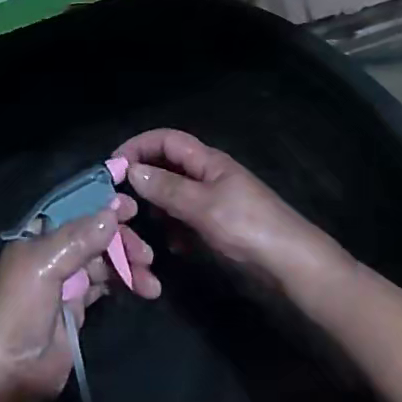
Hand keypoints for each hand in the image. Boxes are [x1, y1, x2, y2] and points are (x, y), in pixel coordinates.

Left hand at [0, 195, 158, 401]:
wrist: (14, 377)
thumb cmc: (20, 311)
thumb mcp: (43, 266)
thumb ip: (78, 237)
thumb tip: (112, 213)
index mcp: (36, 234)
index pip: (73, 206)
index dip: (101, 200)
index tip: (129, 201)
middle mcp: (52, 250)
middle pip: (94, 231)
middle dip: (122, 238)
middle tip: (145, 251)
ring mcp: (66, 276)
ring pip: (105, 257)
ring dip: (129, 264)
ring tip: (149, 281)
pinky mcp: (79, 301)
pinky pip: (108, 281)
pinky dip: (127, 281)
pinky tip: (145, 289)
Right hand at [115, 129, 347, 289]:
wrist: (290, 262)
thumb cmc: (247, 226)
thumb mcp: (203, 206)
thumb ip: (167, 188)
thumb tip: (132, 170)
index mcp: (207, 160)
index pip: (166, 140)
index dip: (138, 145)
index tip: (112, 166)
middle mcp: (208, 174)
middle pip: (168, 166)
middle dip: (145, 180)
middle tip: (122, 203)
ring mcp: (215, 199)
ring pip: (175, 194)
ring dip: (160, 208)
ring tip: (147, 229)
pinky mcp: (219, 224)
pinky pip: (187, 218)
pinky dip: (176, 229)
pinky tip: (175, 247)